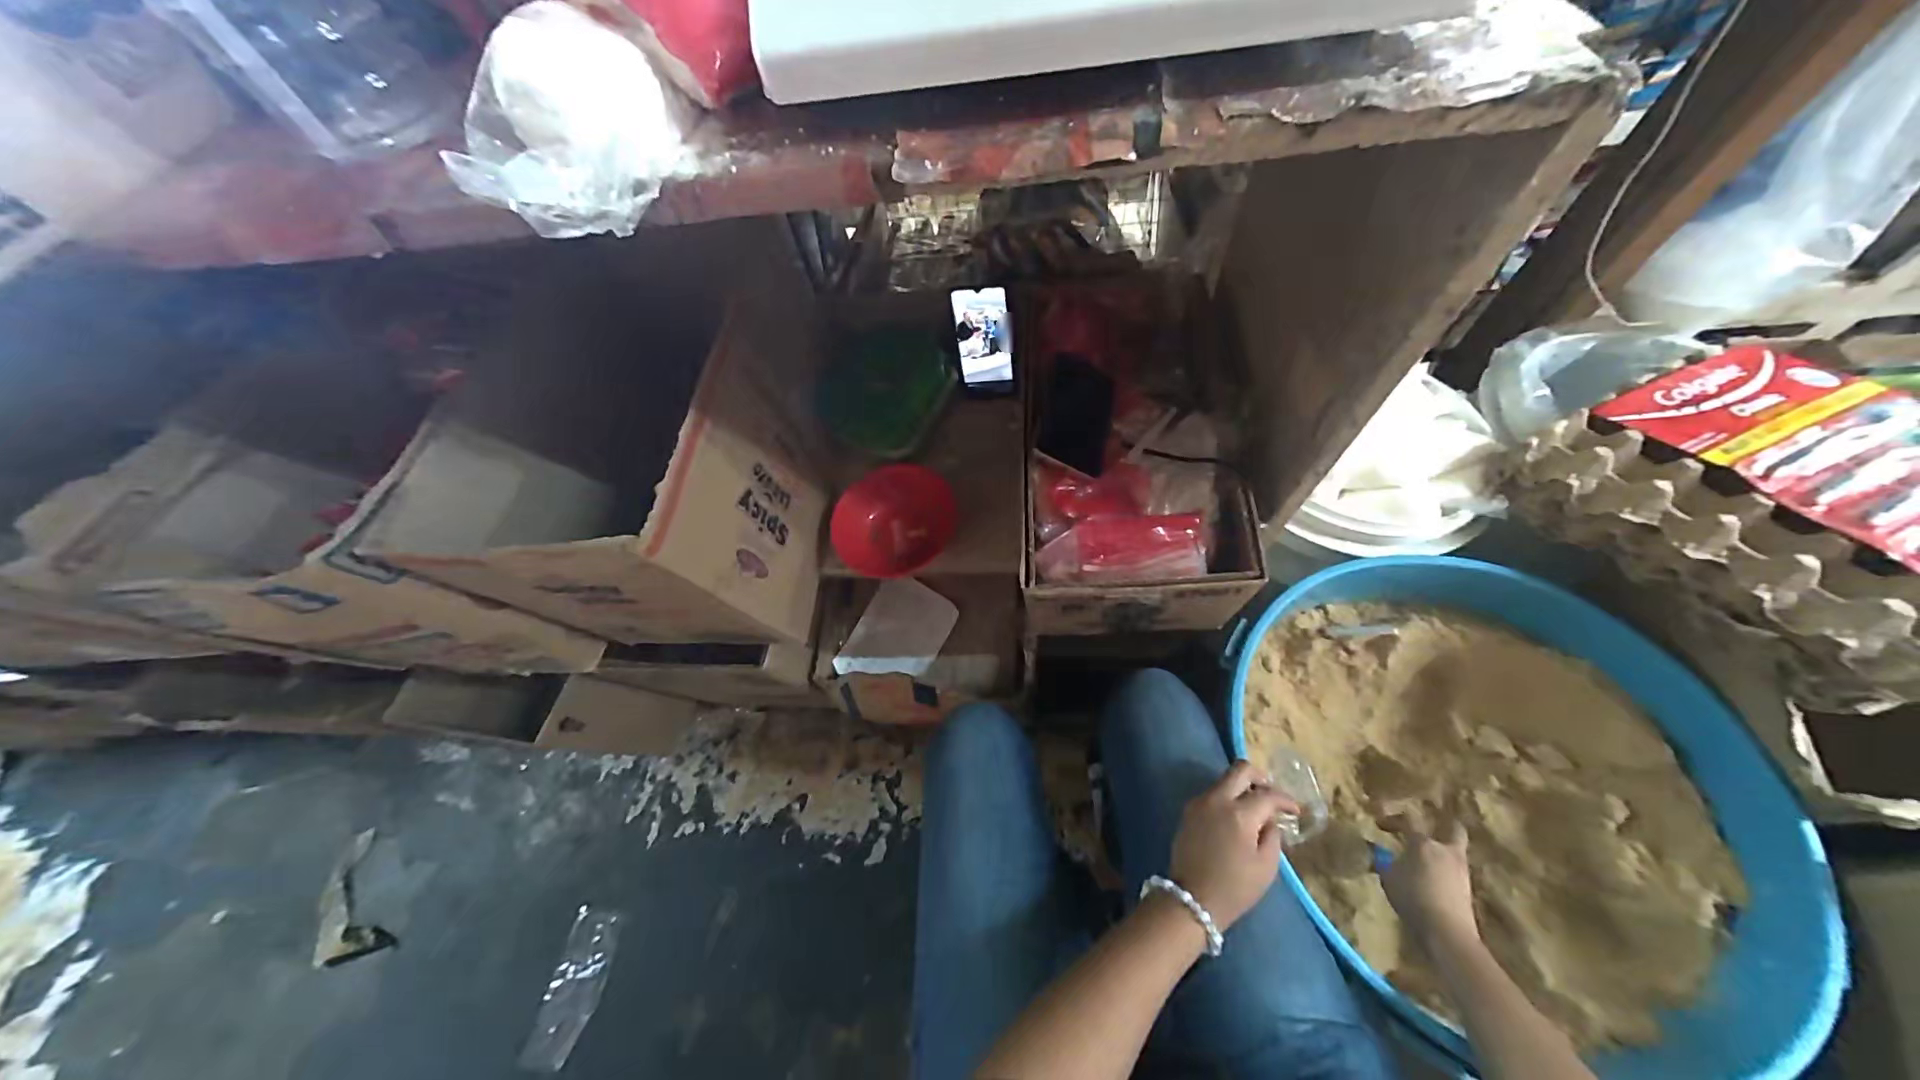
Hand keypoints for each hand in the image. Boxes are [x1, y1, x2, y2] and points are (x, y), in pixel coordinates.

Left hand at [1169, 760, 1294, 930]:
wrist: (1192, 899)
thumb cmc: (1235, 887)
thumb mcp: (1266, 866)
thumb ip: (1272, 835)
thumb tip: (1269, 819)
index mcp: (1238, 813)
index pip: (1267, 794)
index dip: (1285, 800)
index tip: (1295, 812)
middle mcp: (1215, 799)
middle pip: (1239, 770)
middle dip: (1260, 778)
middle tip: (1272, 796)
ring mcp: (1198, 803)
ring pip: (1223, 781)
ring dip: (1242, 788)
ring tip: (1256, 809)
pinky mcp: (1188, 811)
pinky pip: (1212, 794)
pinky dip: (1228, 798)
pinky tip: (1237, 817)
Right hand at [1378, 819, 1477, 947]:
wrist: (1447, 931)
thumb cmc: (1413, 897)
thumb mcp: (1388, 878)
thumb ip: (1384, 862)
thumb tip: (1379, 854)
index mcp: (1424, 844)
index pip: (1408, 820)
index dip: (1392, 819)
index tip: (1379, 825)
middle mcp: (1446, 851)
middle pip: (1454, 829)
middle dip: (1444, 825)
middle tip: (1428, 827)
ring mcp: (1461, 870)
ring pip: (1454, 851)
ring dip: (1441, 850)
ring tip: (1424, 858)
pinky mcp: (1467, 889)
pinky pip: (1454, 870)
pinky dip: (1444, 869)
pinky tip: (1431, 878)